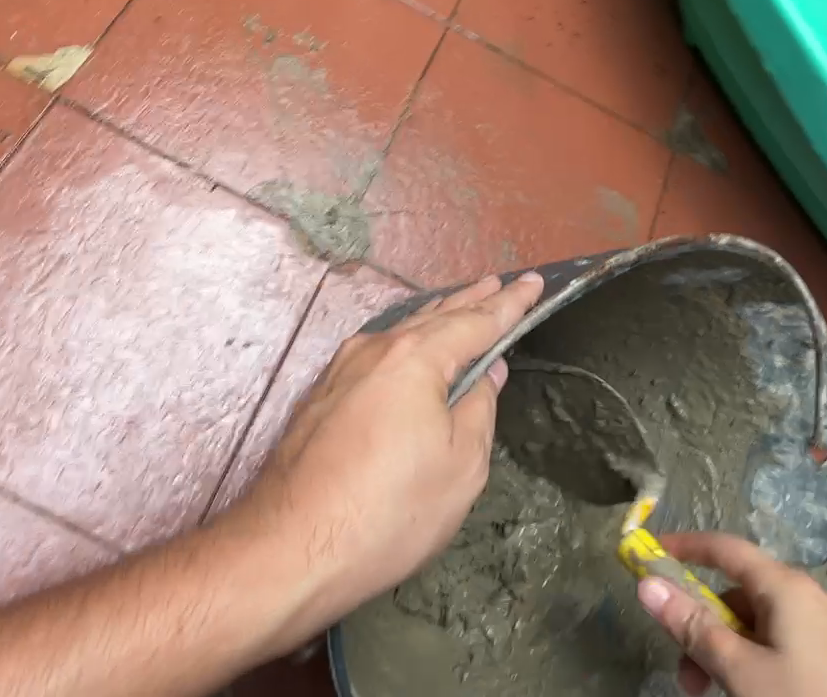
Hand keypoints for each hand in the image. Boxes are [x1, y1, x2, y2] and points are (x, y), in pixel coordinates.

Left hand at [230, 272, 544, 628]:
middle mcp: (376, 349)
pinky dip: (407, 339)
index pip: (476, 322)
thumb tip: (485, 373)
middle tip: (500, 283)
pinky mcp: (323, 394)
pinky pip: (378, 351)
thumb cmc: (390, 509)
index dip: (510, 304)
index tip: (534, 282)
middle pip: (436, 317)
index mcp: (416, 358)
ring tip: (462, 303)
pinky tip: (410, 345)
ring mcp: (343, 369)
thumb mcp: (460, 466)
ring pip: (402, 331)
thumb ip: (478, 409)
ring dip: (437, 316)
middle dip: (472, 300)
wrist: (292, 545)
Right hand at [638, 532, 826, 696]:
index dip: (683, 547)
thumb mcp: (744, 672)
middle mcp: (809, 598)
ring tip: (717, 694)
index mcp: (785, 586)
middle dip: (705, 628)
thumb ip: (694, 628)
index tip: (648, 556)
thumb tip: (646, 583)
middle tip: (686, 676)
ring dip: (730, 654)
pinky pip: (789, 650)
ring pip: (763, 629)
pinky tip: (758, 696)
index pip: (723, 547)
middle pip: (740, 596)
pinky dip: (761, 666)